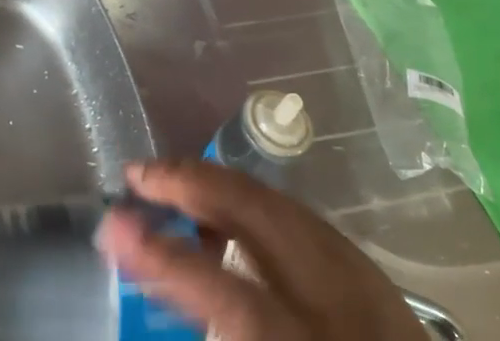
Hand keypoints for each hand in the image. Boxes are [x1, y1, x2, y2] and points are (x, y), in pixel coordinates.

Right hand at [97, 160, 426, 340]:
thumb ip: (217, 323)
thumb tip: (161, 279)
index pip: (234, 298)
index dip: (167, 260)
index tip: (113, 229)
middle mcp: (349, 313)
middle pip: (267, 221)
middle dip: (195, 185)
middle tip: (138, 176)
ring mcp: (376, 296)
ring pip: (291, 211)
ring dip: (224, 189)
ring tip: (173, 186)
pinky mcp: (386, 290)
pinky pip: (311, 227)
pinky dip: (262, 210)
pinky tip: (233, 217)